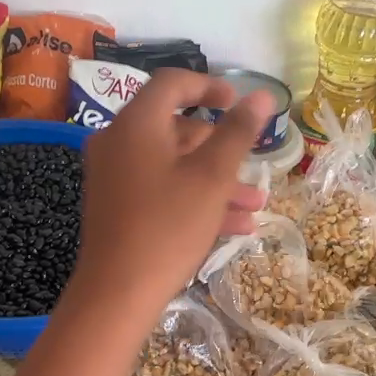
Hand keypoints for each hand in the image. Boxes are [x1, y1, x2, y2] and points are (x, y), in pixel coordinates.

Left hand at [70, 70, 270, 311]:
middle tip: (252, 167)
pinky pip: (159, 191)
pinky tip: (233, 227)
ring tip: (255, 206)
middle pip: (175, 130)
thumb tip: (262, 97)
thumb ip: (238, 133)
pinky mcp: (115, 209)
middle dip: (220, 149)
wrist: (117, 292)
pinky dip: (192, 200)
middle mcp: (118, 142)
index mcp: (137, 123)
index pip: (173, 83)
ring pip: (172, 167)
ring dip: (215, 182)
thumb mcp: (212, 178)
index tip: (237, 100)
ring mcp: (113, 178)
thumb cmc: (167, 227)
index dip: (209, 86)